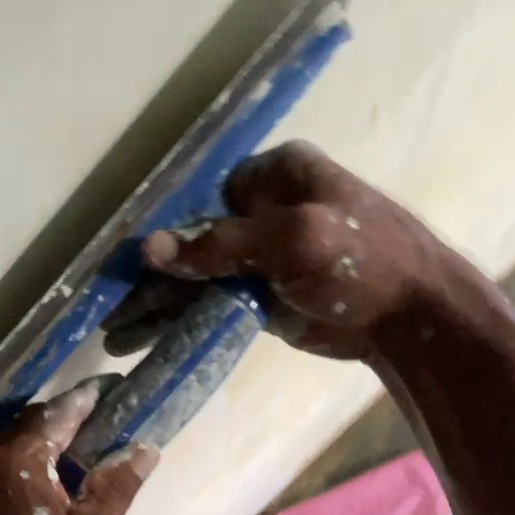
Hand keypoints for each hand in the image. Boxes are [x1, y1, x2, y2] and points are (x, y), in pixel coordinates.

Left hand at [0, 382, 156, 514]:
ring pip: (16, 449)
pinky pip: (5, 472)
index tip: (116, 389)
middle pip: (31, 426)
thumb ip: (116, 487)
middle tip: (110, 426)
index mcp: (17, 464)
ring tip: (91, 458)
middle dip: (69, 422)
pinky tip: (61, 487)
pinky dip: (33, 468)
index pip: (56, 413)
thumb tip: (141, 448)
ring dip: (50, 447)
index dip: (88, 399)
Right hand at [139, 140, 451, 359]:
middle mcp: (259, 209)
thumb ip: (219, 245)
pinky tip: (139, 339)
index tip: (120, 266)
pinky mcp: (254, 292)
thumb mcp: (293, 241)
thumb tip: (148, 249)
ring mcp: (255, 254)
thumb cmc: (363, 264)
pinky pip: (203, 302)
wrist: (409, 320)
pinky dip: (172, 320)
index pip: (200, 198)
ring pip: (190, 277)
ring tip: (113, 336)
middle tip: (105, 310)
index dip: (159, 231)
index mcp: (275, 176)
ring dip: (152, 306)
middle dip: (146, 278)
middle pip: (188, 241)